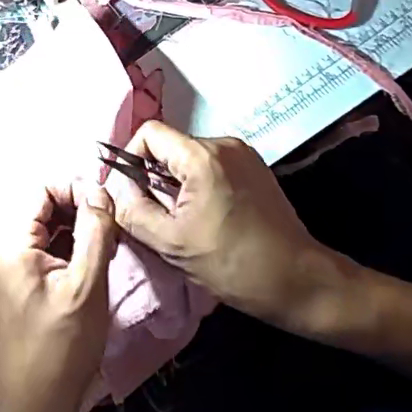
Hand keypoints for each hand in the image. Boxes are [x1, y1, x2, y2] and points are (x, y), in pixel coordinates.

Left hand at [0, 182, 119, 411]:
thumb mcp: (87, 284)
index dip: (77, 187)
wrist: (39, 410)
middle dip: (82, 209)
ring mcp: (15, 270)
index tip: (108, 203)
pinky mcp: (27, 286)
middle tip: (113, 228)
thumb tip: (101, 188)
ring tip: (110, 246)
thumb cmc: (62, 347)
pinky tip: (97, 262)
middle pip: (47, 207)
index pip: (42, 190)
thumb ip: (95, 229)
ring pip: (52, 228)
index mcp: (12, 246)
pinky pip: (52, 249)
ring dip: (83, 229)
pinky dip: (76, 247)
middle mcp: (6, 252)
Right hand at [105, 121, 349, 332]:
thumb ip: (134, 211)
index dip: (130, 159)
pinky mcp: (254, 167)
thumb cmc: (233, 264)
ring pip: (190, 158)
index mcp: (202, 156)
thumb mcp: (172, 244)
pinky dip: (199, 186)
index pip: (150, 133)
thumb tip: (115, 189)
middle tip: (155, 218)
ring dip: (177, 185)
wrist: (296, 278)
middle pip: (171, 147)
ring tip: (183, 223)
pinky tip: (206, 219)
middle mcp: (224, 143)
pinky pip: (212, 166)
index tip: (129, 194)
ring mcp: (243, 153)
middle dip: (154, 178)